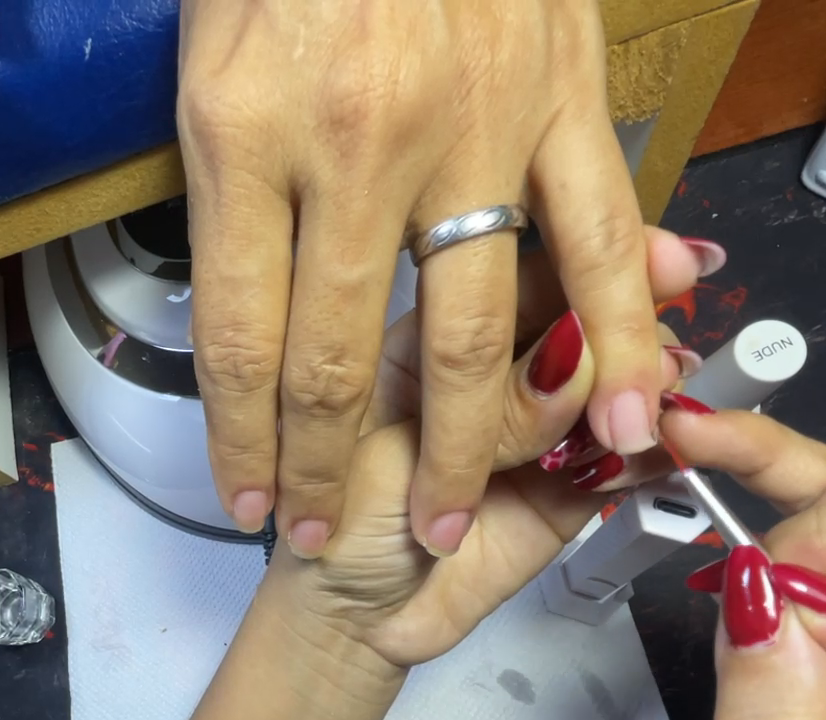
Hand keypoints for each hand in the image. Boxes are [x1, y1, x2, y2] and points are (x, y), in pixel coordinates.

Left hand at [181, 0, 695, 559]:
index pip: (239, 340)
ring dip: (453, 452)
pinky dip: (615, 342)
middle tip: (319, 540)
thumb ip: (225, 207)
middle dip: (324, 471)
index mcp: (244, 135)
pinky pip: (594, 246)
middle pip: (337, 362)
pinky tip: (622, 423)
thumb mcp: (203, 73)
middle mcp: (356, 147)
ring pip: (465, 335)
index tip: (246, 503)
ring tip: (438, 528)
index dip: (242, 442)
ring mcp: (469, 129)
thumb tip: (244, 328)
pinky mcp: (559, 105)